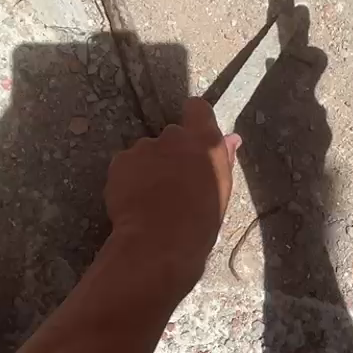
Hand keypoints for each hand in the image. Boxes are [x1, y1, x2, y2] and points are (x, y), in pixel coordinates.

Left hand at [104, 98, 241, 293]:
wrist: (158, 244)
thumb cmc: (200, 223)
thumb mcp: (221, 192)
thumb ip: (223, 159)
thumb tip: (232, 138)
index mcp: (204, 142)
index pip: (198, 108)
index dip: (195, 119)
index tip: (194, 136)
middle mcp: (174, 137)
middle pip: (172, 135)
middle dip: (171, 152)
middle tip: (172, 182)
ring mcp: (144, 147)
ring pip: (147, 151)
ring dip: (148, 167)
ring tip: (151, 198)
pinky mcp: (120, 161)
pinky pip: (126, 165)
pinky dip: (129, 178)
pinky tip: (134, 201)